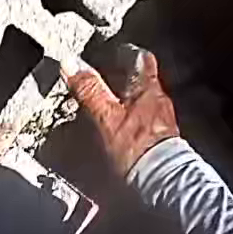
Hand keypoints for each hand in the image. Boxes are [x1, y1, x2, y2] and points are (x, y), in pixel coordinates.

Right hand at [63, 49, 180, 176]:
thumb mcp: (106, 116)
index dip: (126, 52)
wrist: (162, 180)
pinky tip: (121, 132)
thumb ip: (89, 89)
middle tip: (105, 80)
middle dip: (124, 79)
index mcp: (147, 88)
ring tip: (109, 107)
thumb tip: (70, 63)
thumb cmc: (136, 147)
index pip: (141, 58)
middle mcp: (159, 101)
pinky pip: (146, 123)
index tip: (113, 52)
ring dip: (127, 101)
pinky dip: (132, 122)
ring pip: (144, 102)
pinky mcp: (162, 141)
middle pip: (142, 81)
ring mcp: (162, 121)